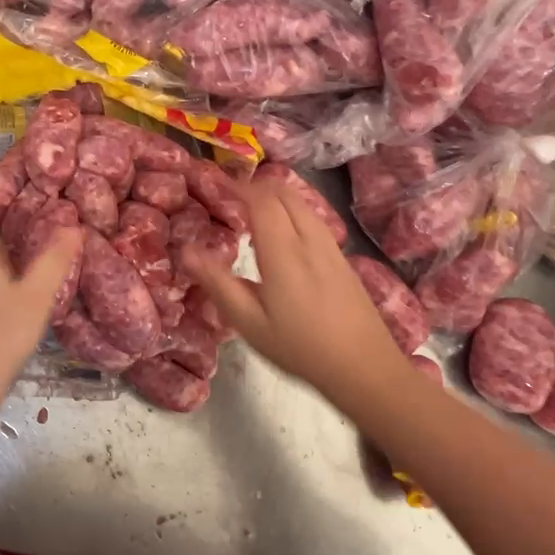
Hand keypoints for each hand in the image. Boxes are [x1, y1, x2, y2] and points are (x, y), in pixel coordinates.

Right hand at [182, 177, 402, 397]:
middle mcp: (311, 242)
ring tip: (253, 211)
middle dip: (258, 187)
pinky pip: (315, 221)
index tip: (216, 184)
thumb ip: (217, 282)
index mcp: (284, 253)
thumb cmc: (300, 348)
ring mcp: (332, 250)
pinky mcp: (344, 261)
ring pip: (304, 205)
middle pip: (286, 195)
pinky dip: (293, 213)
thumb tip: (187, 250)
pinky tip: (283, 235)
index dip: (239, 187)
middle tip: (231, 195)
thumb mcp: (249, 322)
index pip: (262, 201)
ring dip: (277, 198)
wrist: (367, 370)